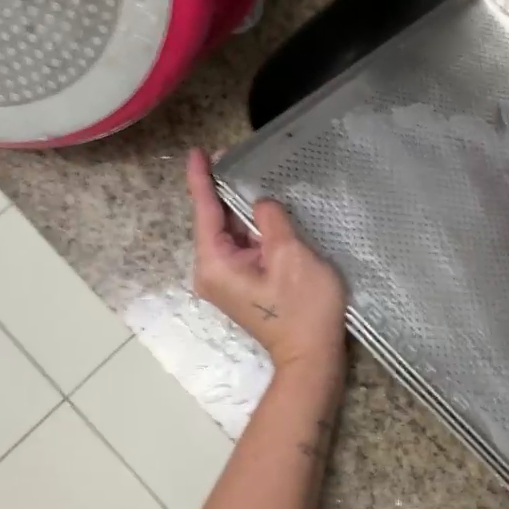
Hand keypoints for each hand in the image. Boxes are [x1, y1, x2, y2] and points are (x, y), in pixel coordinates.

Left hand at [186, 148, 346, 377]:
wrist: (312, 356)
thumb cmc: (303, 308)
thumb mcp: (291, 255)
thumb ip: (271, 220)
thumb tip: (261, 204)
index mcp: (215, 263)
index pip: (205, 210)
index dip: (201, 178)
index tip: (197, 152)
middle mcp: (212, 271)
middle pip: (214, 220)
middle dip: (224, 189)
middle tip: (236, 154)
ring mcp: (226, 280)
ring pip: (230, 232)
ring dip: (241, 207)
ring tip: (253, 173)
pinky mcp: (242, 284)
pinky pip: (242, 246)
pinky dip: (251, 226)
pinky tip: (265, 207)